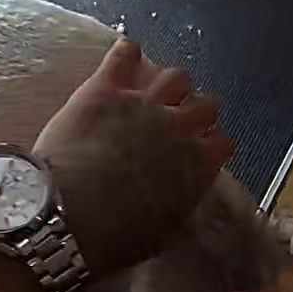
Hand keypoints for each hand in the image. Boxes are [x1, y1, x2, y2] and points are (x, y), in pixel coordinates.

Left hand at [34, 39, 234, 275]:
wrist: (69, 215)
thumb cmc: (115, 237)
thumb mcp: (161, 231)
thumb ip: (178, 201)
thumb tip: (180, 192)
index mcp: (197, 165)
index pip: (223, 144)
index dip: (213, 145)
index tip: (201, 151)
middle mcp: (179, 127)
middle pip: (206, 105)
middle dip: (198, 112)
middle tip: (180, 121)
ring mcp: (144, 103)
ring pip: (176, 75)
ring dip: (170, 84)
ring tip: (155, 93)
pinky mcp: (106, 87)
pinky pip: (126, 54)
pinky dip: (128, 54)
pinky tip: (125, 58)